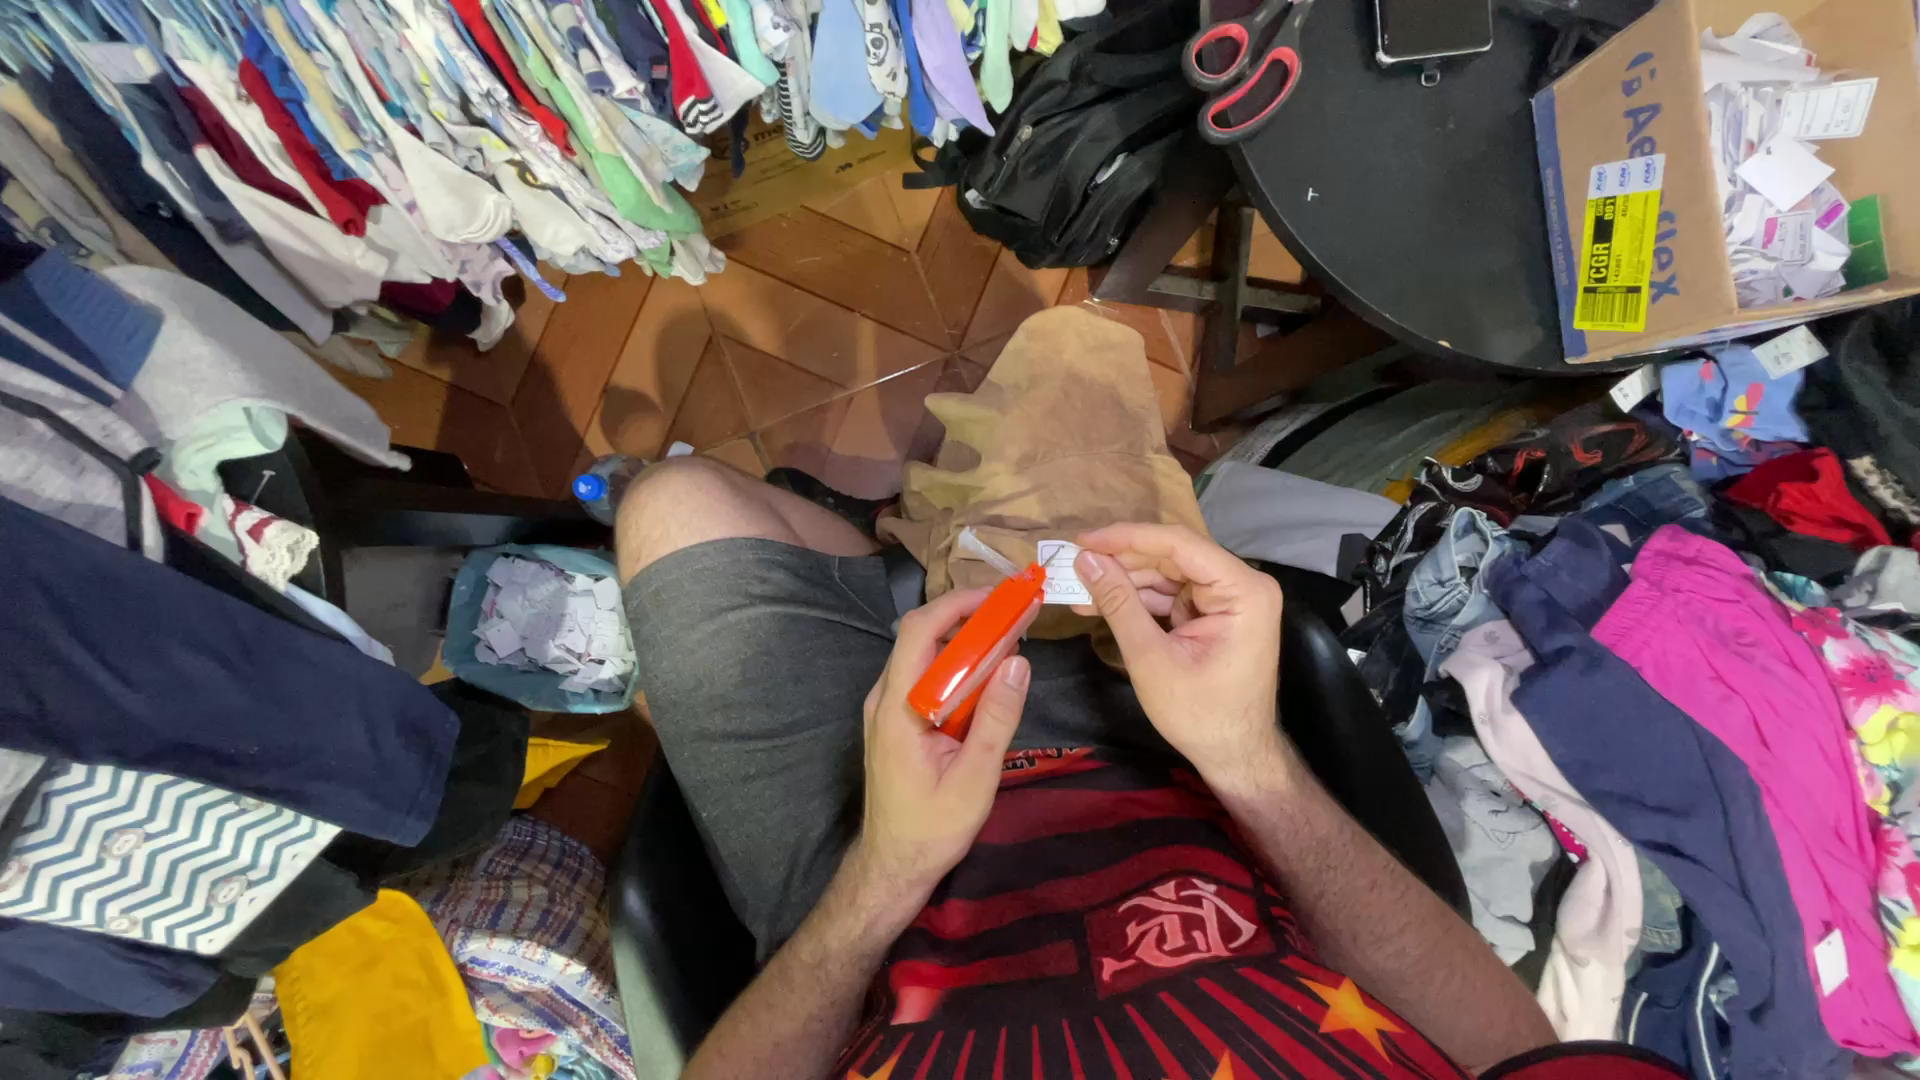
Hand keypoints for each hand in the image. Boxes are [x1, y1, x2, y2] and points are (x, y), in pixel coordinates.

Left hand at [852, 587, 1030, 902]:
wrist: (893, 864)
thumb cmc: (932, 828)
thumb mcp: (974, 779)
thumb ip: (995, 720)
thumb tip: (1019, 662)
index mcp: (897, 706)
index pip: (920, 632)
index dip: (958, 604)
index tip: (1000, 597)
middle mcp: (885, 696)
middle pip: (920, 634)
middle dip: (967, 614)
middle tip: (1013, 610)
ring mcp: (887, 706)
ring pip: (924, 653)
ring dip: (963, 638)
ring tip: (1008, 634)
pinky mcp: (896, 717)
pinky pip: (925, 675)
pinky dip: (956, 663)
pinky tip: (987, 672)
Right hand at [1073, 524, 1293, 790]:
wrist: (1233, 755)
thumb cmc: (1199, 713)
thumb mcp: (1150, 657)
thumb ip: (1118, 603)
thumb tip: (1085, 560)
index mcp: (1242, 591)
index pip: (1179, 544)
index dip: (1127, 537)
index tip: (1083, 539)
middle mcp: (1240, 584)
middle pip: (1172, 556)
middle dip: (1121, 561)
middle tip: (1073, 564)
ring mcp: (1226, 598)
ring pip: (1165, 573)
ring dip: (1122, 581)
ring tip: (1076, 588)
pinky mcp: (1211, 612)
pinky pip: (1168, 593)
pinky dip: (1135, 599)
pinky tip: (1098, 602)